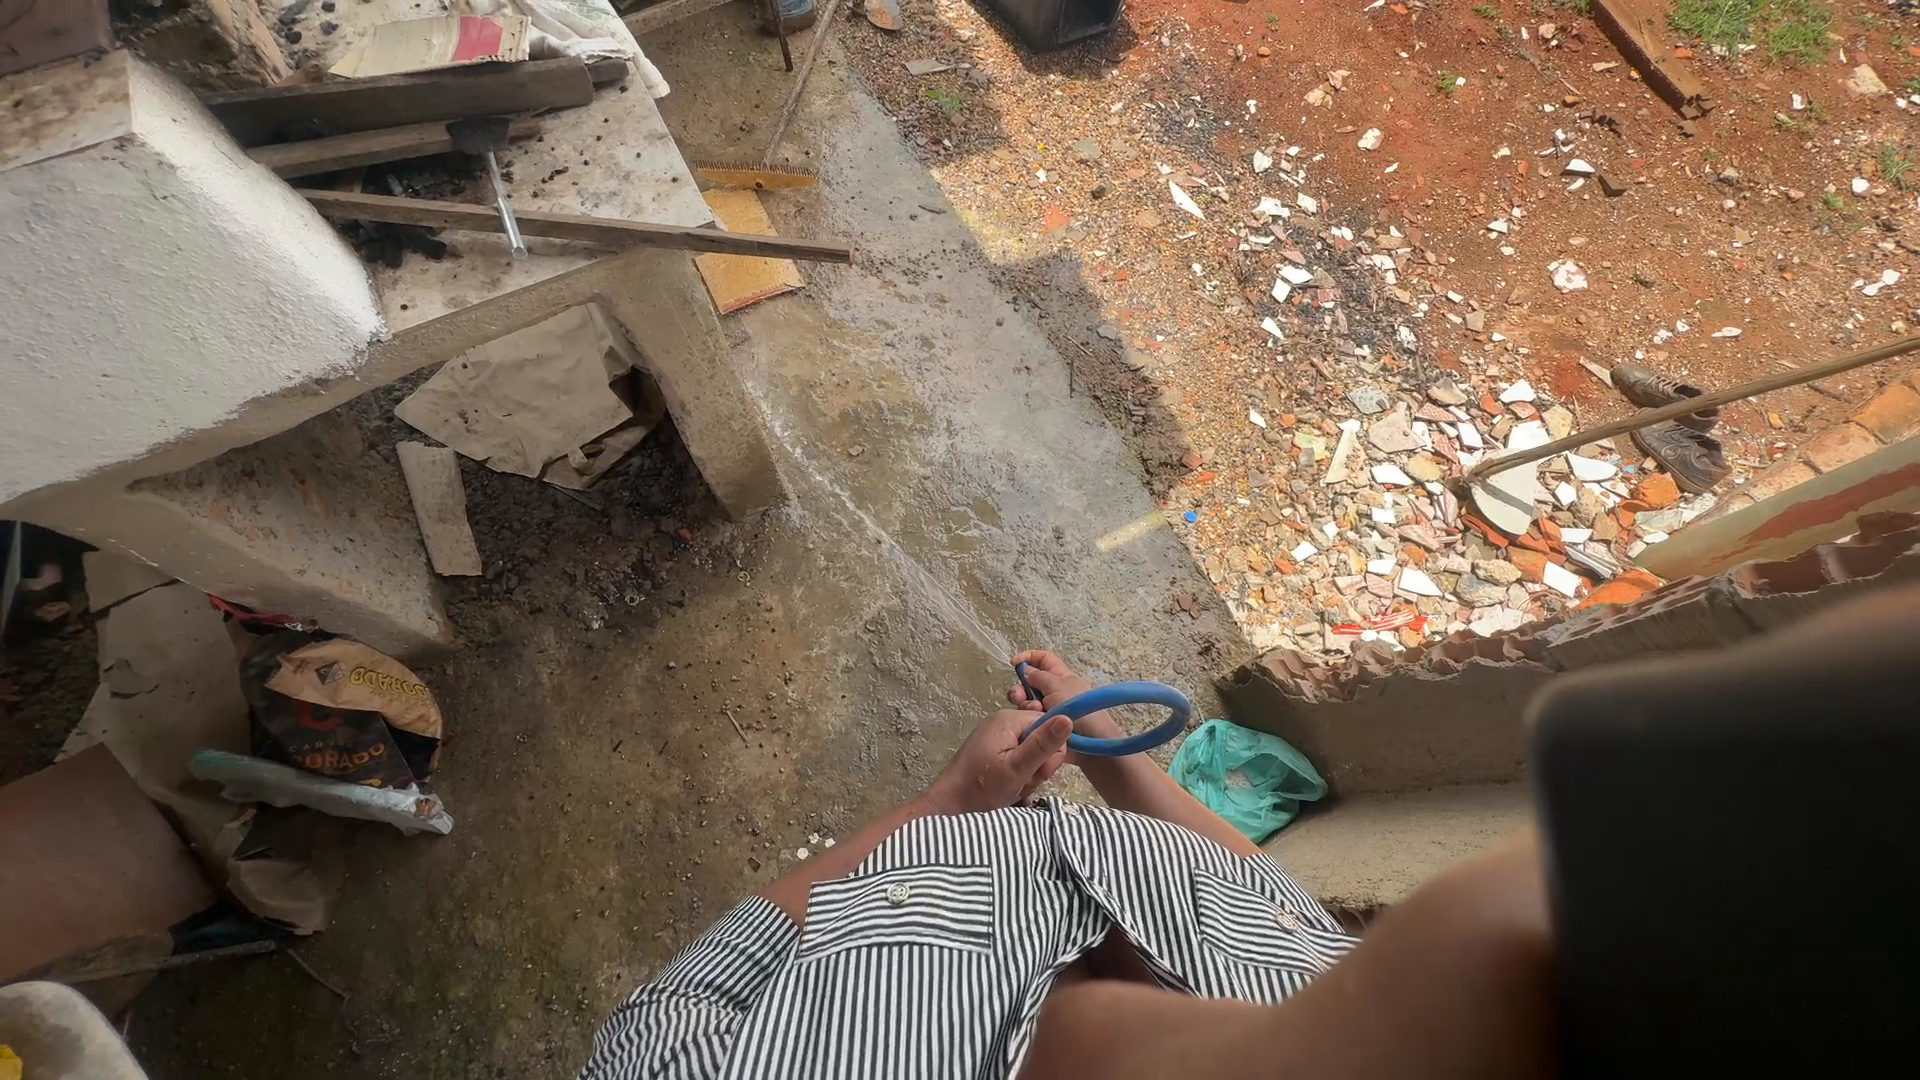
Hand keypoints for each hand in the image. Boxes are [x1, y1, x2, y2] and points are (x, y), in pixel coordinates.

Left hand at [922, 710, 1072, 814]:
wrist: (947, 808)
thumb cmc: (980, 789)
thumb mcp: (1017, 769)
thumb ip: (1043, 745)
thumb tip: (1069, 718)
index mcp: (1008, 720)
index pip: (1050, 724)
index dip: (1050, 750)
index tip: (1039, 771)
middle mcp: (1003, 723)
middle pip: (1041, 739)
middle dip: (1038, 765)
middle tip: (1021, 781)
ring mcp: (996, 737)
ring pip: (1031, 753)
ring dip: (1028, 774)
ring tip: (1012, 787)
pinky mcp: (993, 752)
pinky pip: (1018, 760)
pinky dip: (1017, 776)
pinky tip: (1007, 788)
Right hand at [1009, 650, 1122, 766]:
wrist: (1089, 743)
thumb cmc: (1078, 708)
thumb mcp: (1057, 686)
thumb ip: (1039, 676)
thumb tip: (1027, 670)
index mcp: (1061, 677)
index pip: (1043, 659)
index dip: (1029, 657)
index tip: (1013, 663)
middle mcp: (1054, 691)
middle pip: (1030, 683)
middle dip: (1021, 688)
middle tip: (1018, 697)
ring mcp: (1049, 710)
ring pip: (1027, 702)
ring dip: (1026, 705)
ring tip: (1033, 712)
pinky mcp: (1044, 726)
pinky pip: (1030, 719)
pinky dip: (1029, 719)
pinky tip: (1032, 724)